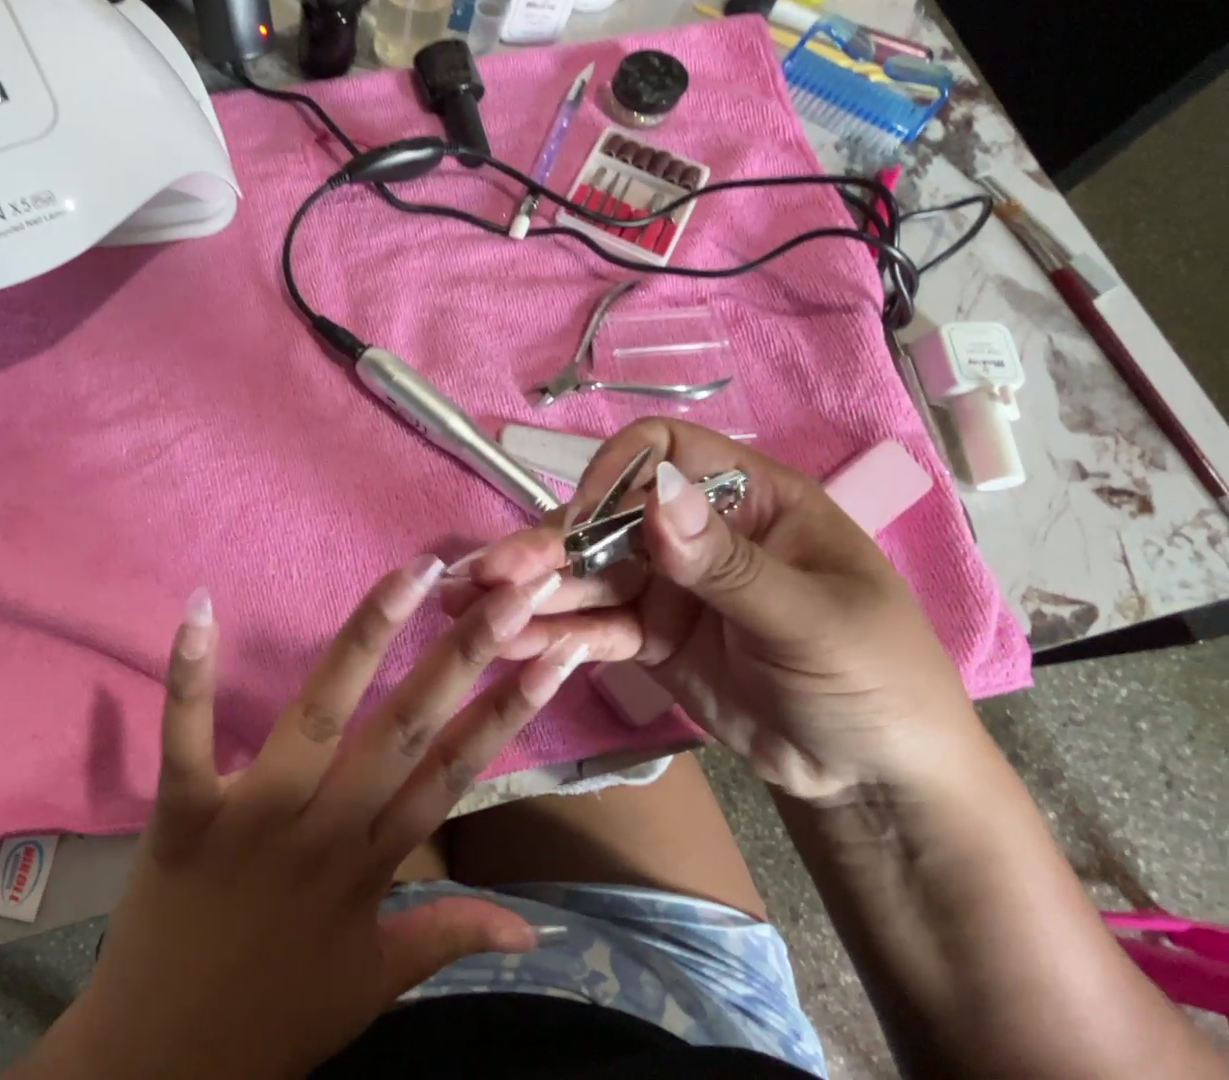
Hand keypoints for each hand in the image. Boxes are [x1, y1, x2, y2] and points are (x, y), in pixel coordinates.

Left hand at [15, 560, 591, 1079]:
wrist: (168, 1063)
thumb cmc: (274, 1017)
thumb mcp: (375, 984)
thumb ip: (449, 937)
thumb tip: (536, 930)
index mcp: (373, 864)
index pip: (455, 774)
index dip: (507, 714)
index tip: (553, 656)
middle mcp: (326, 829)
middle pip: (405, 729)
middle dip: (461, 657)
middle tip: (507, 591)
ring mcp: (255, 817)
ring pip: (320, 713)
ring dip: (366, 639)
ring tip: (408, 575)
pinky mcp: (185, 815)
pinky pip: (187, 737)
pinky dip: (191, 673)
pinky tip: (202, 605)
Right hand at [441, 418, 975, 800]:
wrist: (869, 777)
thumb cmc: (873, 680)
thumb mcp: (813, 620)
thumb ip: (729, 564)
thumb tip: (658, 496)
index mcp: (751, 502)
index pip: (667, 454)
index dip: (616, 475)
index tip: (581, 519)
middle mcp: (696, 534)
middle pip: (606, 522)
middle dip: (547, 548)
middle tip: (489, 577)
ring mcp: (668, 587)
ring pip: (587, 577)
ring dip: (532, 593)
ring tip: (470, 611)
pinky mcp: (647, 637)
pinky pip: (591, 628)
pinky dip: (552, 636)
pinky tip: (509, 646)